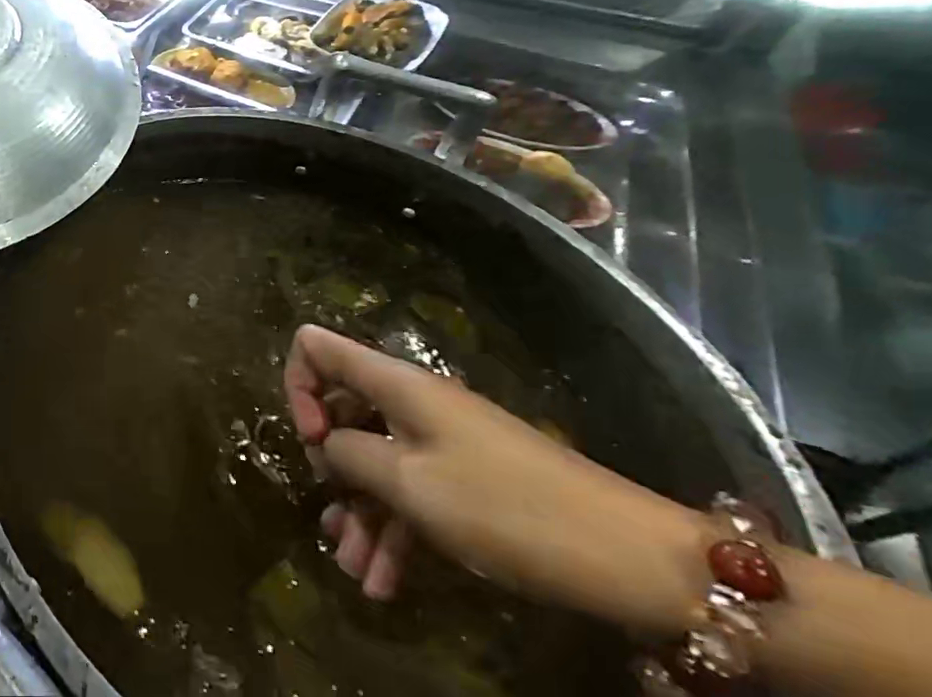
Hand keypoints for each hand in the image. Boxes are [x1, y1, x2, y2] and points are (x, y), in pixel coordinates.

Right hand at [283, 324, 709, 636]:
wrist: (632, 559)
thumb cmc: (505, 507)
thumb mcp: (408, 483)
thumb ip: (348, 454)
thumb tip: (324, 443)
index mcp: (397, 384)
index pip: (317, 347)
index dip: (298, 387)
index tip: (313, 441)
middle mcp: (412, 403)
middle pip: (342, 409)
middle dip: (328, 464)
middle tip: (332, 513)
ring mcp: (439, 442)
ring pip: (375, 462)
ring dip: (359, 514)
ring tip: (354, 570)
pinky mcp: (464, 479)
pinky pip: (410, 492)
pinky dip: (393, 532)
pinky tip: (384, 584)